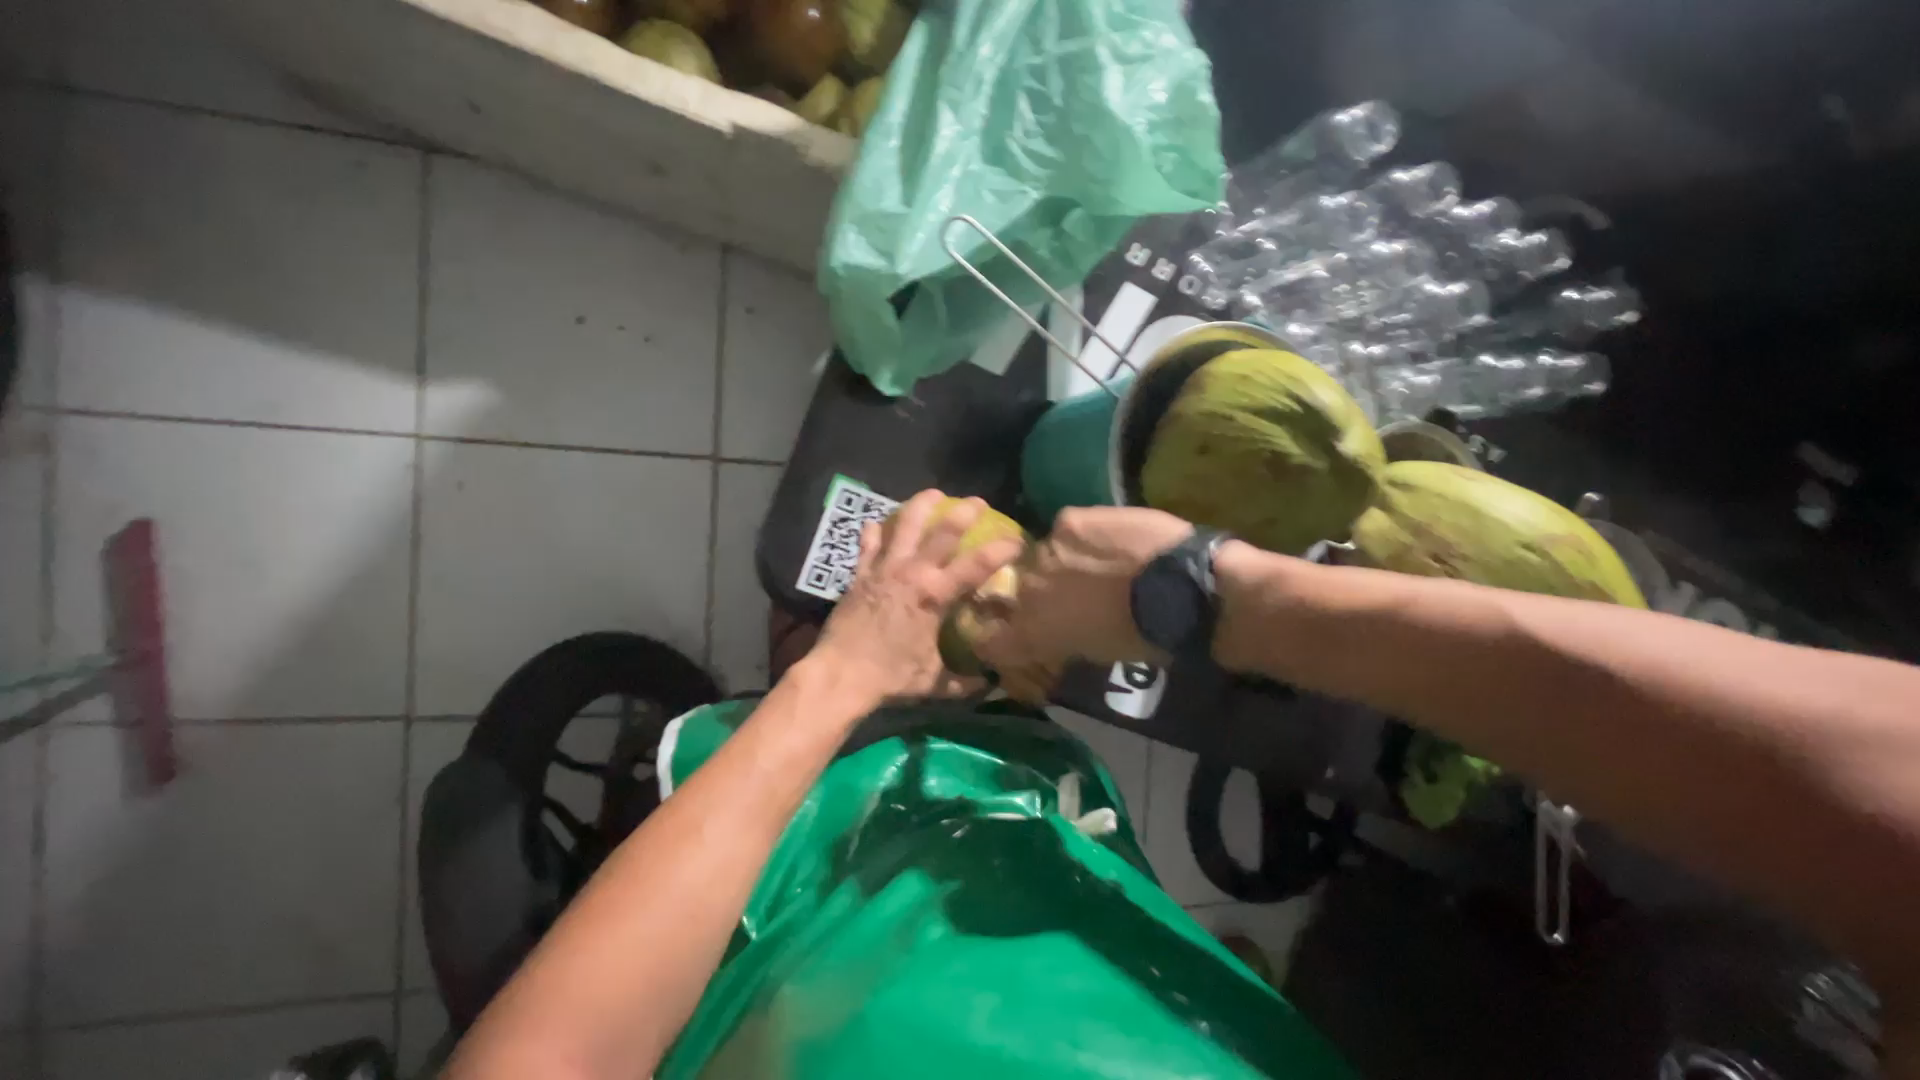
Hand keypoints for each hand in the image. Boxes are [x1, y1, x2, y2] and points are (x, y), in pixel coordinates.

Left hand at [808, 490, 1023, 705]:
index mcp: (935, 596)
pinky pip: (869, 542)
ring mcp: (883, 568)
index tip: (1018, 540)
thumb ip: (964, 682)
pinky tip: (879, 522)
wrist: (839, 674)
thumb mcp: (934, 682)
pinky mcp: (860, 573)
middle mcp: (912, 572)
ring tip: (933, 494)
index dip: (1002, 548)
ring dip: (921, 504)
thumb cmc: (890, 678)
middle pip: (943, 530)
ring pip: (904, 523)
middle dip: (965, 511)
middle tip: (979, 502)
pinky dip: (876, 530)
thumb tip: (989, 685)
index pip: (978, 564)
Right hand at [973, 506, 1195, 701]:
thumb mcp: (1099, 653)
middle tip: (1078, 595)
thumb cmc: (1146, 636)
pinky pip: (1070, 529)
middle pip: (1026, 590)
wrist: (1182, 589)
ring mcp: (1047, 552)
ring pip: (1048, 555)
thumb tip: (1065, 635)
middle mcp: (1029, 591)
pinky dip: (1088, 536)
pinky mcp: (1070, 520)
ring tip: (1100, 563)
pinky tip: (1113, 540)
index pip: (993, 641)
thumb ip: (1068, 642)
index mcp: (1035, 632)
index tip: (1015, 635)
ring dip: (1066, 562)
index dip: (999, 638)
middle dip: (1046, 593)